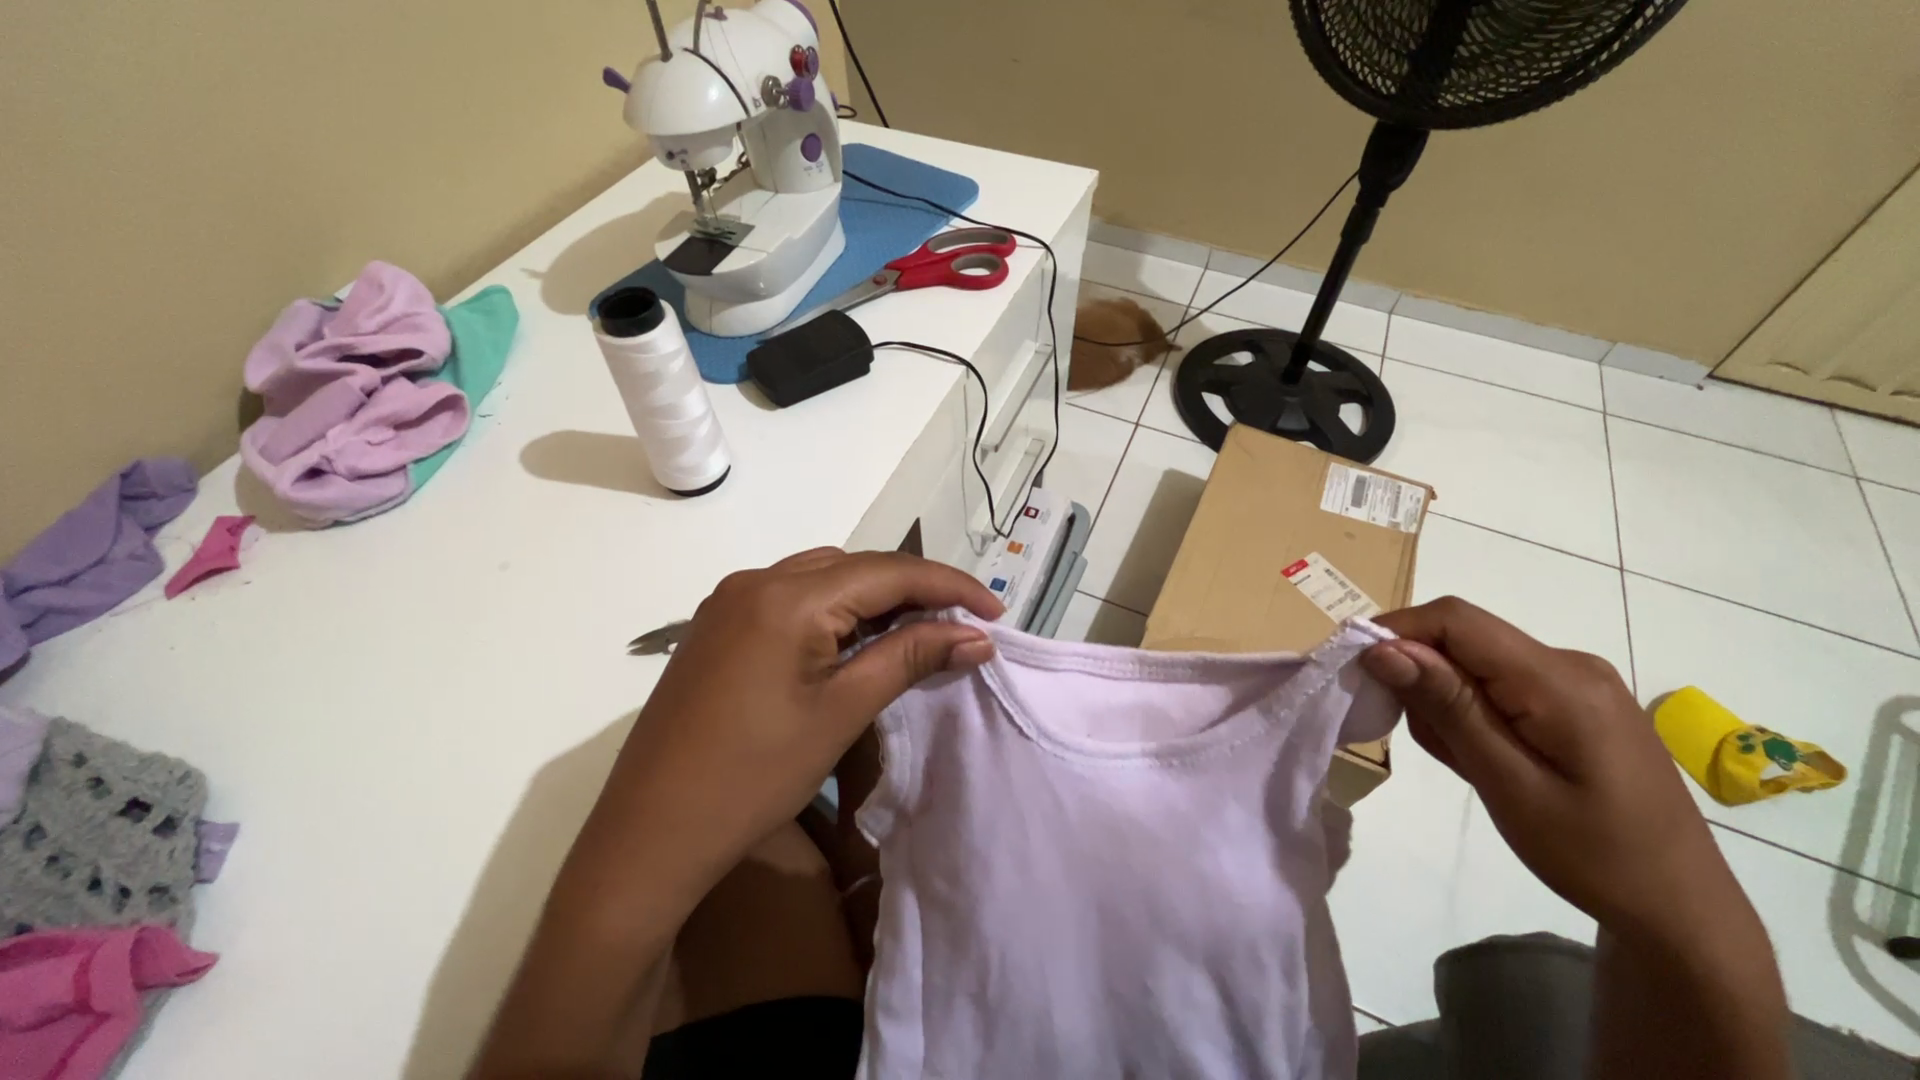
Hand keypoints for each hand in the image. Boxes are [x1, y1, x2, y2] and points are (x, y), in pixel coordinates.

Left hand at [608, 547, 1001, 862]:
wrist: (651, 832)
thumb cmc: (754, 776)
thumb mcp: (841, 712)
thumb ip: (908, 658)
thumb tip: (974, 635)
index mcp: (787, 597)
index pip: (887, 571)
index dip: (949, 586)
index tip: (995, 613)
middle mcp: (754, 581)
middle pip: (854, 568)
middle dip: (913, 591)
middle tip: (961, 629)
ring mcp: (728, 603)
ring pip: (821, 580)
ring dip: (873, 601)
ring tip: (918, 635)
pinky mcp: (716, 628)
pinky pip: (789, 601)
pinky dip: (833, 613)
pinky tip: (854, 644)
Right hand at [1362, 597, 1741, 943]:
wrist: (1678, 907)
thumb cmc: (1593, 854)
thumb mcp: (1508, 785)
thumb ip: (1448, 708)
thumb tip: (1383, 649)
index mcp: (1558, 680)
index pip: (1456, 620)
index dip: (1394, 631)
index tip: (1353, 671)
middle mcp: (1569, 664)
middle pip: (1462, 641)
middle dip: (1422, 681)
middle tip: (1433, 748)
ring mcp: (1576, 681)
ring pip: (1473, 665)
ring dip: (1447, 706)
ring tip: (1470, 768)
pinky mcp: (1574, 702)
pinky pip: (1498, 686)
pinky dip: (1473, 716)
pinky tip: (1489, 764)